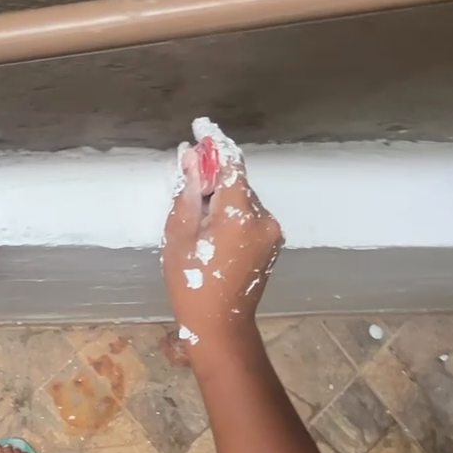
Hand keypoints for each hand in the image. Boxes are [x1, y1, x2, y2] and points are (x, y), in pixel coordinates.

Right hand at [162, 146, 282, 347]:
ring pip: (242, 201)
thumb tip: (191, 157)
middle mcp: (264, 218)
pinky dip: (231, 217)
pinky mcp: (272, 243)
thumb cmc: (192, 285)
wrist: (220, 326)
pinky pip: (249, 218)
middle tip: (187, 197)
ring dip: (221, 203)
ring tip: (198, 230)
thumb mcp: (180, 236)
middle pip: (236, 184)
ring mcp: (272, 232)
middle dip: (213, 183)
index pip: (231, 165)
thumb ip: (188, 192)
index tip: (200, 126)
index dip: (215, 143)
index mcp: (240, 215)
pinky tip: (212, 238)